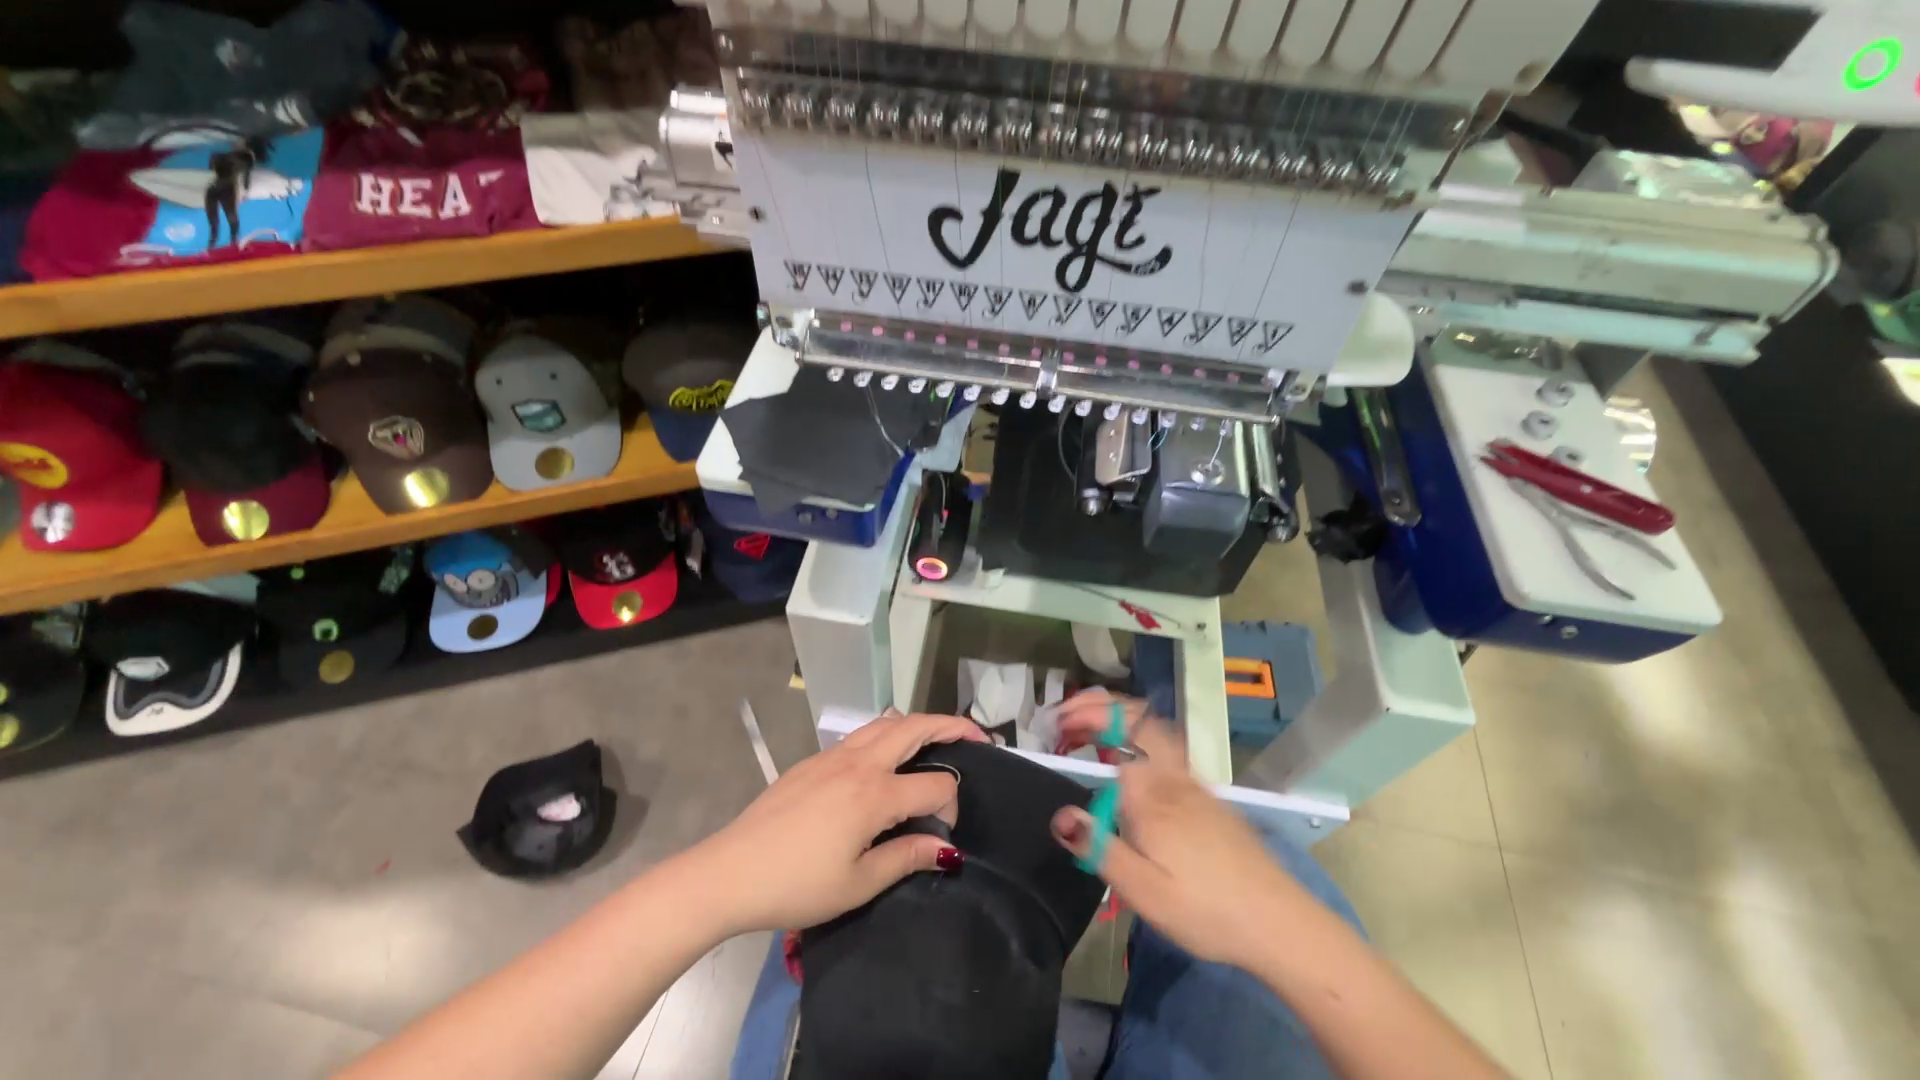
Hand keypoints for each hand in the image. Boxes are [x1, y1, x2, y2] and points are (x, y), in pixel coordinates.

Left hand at [685, 710, 987, 934]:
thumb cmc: (796, 885)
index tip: (944, 835)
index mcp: (874, 794)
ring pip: (885, 722)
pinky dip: (887, 733)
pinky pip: (861, 734)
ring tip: (938, 738)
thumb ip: (906, 857)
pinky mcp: (811, 762)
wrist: (729, 873)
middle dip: (951, 727)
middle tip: (978, 738)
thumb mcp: (858, 883)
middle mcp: (857, 763)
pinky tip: (888, 758)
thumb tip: (947, 849)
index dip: (952, 806)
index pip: (935, 784)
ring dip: (918, 723)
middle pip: (915, 727)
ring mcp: (831, 757)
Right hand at [1048, 693, 1301, 966]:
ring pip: (1159, 733)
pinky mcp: (1211, 802)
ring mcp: (1197, 788)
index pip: (1119, 731)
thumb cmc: (1206, 910)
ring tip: (1092, 733)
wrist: (1279, 923)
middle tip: (1068, 717)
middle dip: (1102, 707)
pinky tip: (1133, 770)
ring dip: (1123, 721)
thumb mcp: (1143, 891)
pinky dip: (1142, 741)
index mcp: (1154, 796)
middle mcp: (1176, 780)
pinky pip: (1170, 753)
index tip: (1057, 721)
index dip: (1087, 715)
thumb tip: (1059, 815)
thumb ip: (1100, 847)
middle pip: (1142, 719)